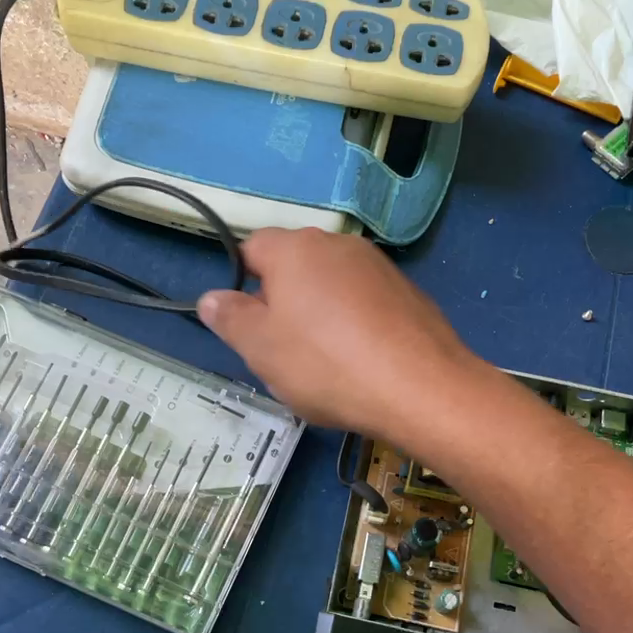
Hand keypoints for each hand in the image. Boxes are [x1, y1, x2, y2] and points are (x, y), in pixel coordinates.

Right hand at [198, 228, 488, 439]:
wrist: (421, 388)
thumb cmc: (326, 365)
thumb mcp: (261, 349)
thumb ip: (230, 319)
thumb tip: (211, 297)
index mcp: (295, 249)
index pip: (253, 249)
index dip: (243, 284)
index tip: (247, 325)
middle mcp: (339, 244)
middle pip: (296, 266)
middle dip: (284, 301)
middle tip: (283, 350)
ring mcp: (379, 266)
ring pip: (333, 285)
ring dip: (322, 314)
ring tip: (327, 363)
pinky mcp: (409, 292)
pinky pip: (367, 303)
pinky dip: (357, 325)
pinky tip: (363, 362)